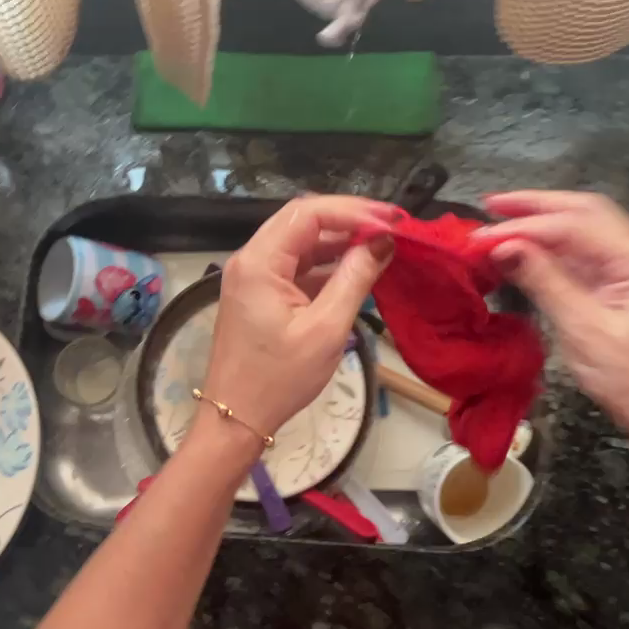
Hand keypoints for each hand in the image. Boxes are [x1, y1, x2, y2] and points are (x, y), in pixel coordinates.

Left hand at [202, 196, 396, 437]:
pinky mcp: (259, 293)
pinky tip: (356, 269)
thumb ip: (355, 279)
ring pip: (300, 242)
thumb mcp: (326, 330)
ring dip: (339, 241)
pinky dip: (325, 264)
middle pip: (302, 220)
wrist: (235, 417)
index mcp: (259, 262)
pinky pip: (295, 265)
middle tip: (392, 226)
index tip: (393, 222)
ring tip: (381, 245)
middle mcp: (250, 259)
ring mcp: (252, 275)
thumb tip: (382, 242)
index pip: (308, 213)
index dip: (353, 211)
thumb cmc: (279, 378)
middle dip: (348, 219)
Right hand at [472, 191, 628, 443]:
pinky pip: (589, 257)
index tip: (478, 237)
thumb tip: (503, 246)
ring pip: (587, 231)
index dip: (521, 227)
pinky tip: (528, 251)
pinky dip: (555, 249)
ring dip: (545, 222)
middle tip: (490, 204)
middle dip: (536, 205)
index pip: (571, 226)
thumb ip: (545, 282)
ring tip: (502, 220)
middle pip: (585, 213)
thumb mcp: (584, 331)